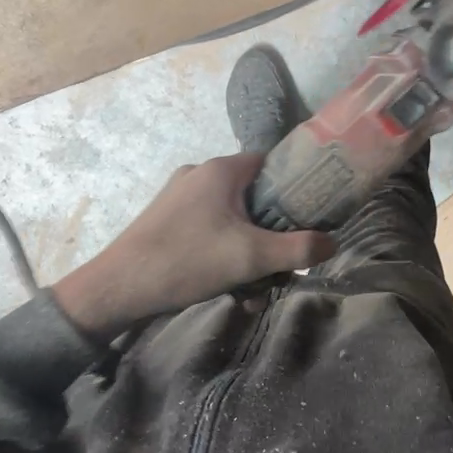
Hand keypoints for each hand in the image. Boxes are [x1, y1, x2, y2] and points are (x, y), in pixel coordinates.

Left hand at [51, 154, 334, 340]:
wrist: (117, 289)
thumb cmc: (188, 261)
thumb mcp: (253, 257)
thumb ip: (299, 249)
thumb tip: (334, 243)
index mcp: (220, 170)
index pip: (272, 163)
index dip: (295, 186)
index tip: (311, 213)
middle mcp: (199, 174)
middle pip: (254, 195)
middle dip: (272, 231)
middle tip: (283, 261)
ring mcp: (179, 196)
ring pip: (232, 217)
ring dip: (248, 249)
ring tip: (254, 286)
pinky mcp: (166, 219)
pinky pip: (209, 229)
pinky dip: (224, 253)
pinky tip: (227, 286)